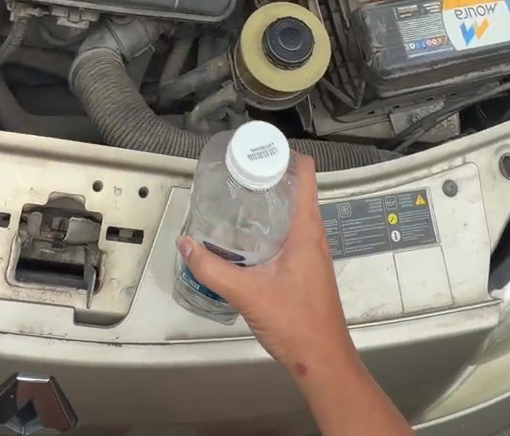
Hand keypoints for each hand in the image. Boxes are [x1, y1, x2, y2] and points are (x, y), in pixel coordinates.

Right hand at [177, 155, 356, 379]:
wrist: (323, 361)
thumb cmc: (296, 322)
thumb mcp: (247, 292)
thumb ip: (212, 269)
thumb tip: (186, 244)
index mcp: (307, 229)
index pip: (306, 175)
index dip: (287, 155)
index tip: (261, 148)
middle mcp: (315, 235)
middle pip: (299, 190)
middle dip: (272, 176)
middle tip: (241, 170)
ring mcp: (314, 252)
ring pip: (296, 212)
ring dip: (274, 200)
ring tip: (243, 196)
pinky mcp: (308, 268)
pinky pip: (294, 232)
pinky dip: (275, 223)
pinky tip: (252, 235)